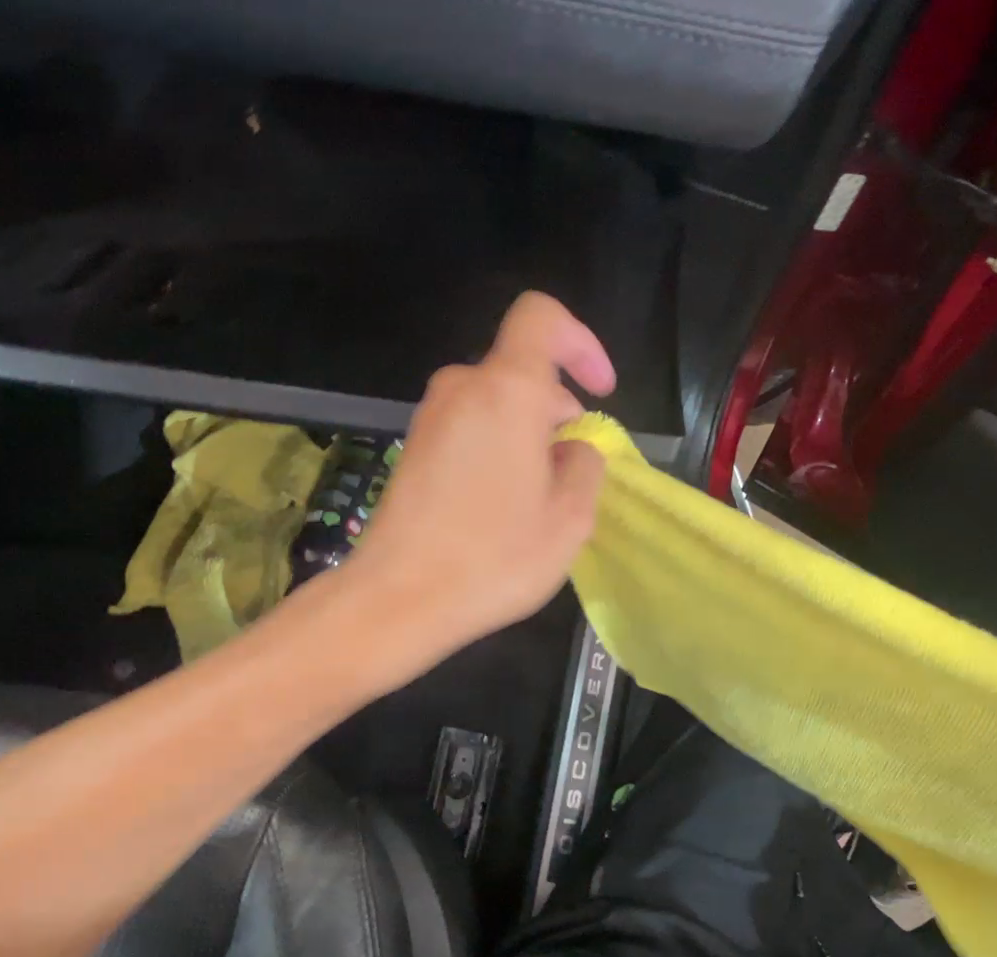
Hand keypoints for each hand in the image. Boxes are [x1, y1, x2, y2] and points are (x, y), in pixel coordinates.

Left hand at [328, 291, 615, 658]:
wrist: (396, 599)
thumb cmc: (494, 557)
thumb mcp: (570, 518)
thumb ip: (586, 465)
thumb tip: (572, 448)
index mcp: (507, 390)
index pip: (542, 317)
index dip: (581, 343)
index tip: (600, 392)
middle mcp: (463, 387)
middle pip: (523, 370)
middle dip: (559, 410)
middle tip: (573, 475)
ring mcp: (431, 416)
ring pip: (498, 402)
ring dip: (529, 435)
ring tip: (539, 501)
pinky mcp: (414, 447)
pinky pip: (472, 427)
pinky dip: (499, 449)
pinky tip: (501, 509)